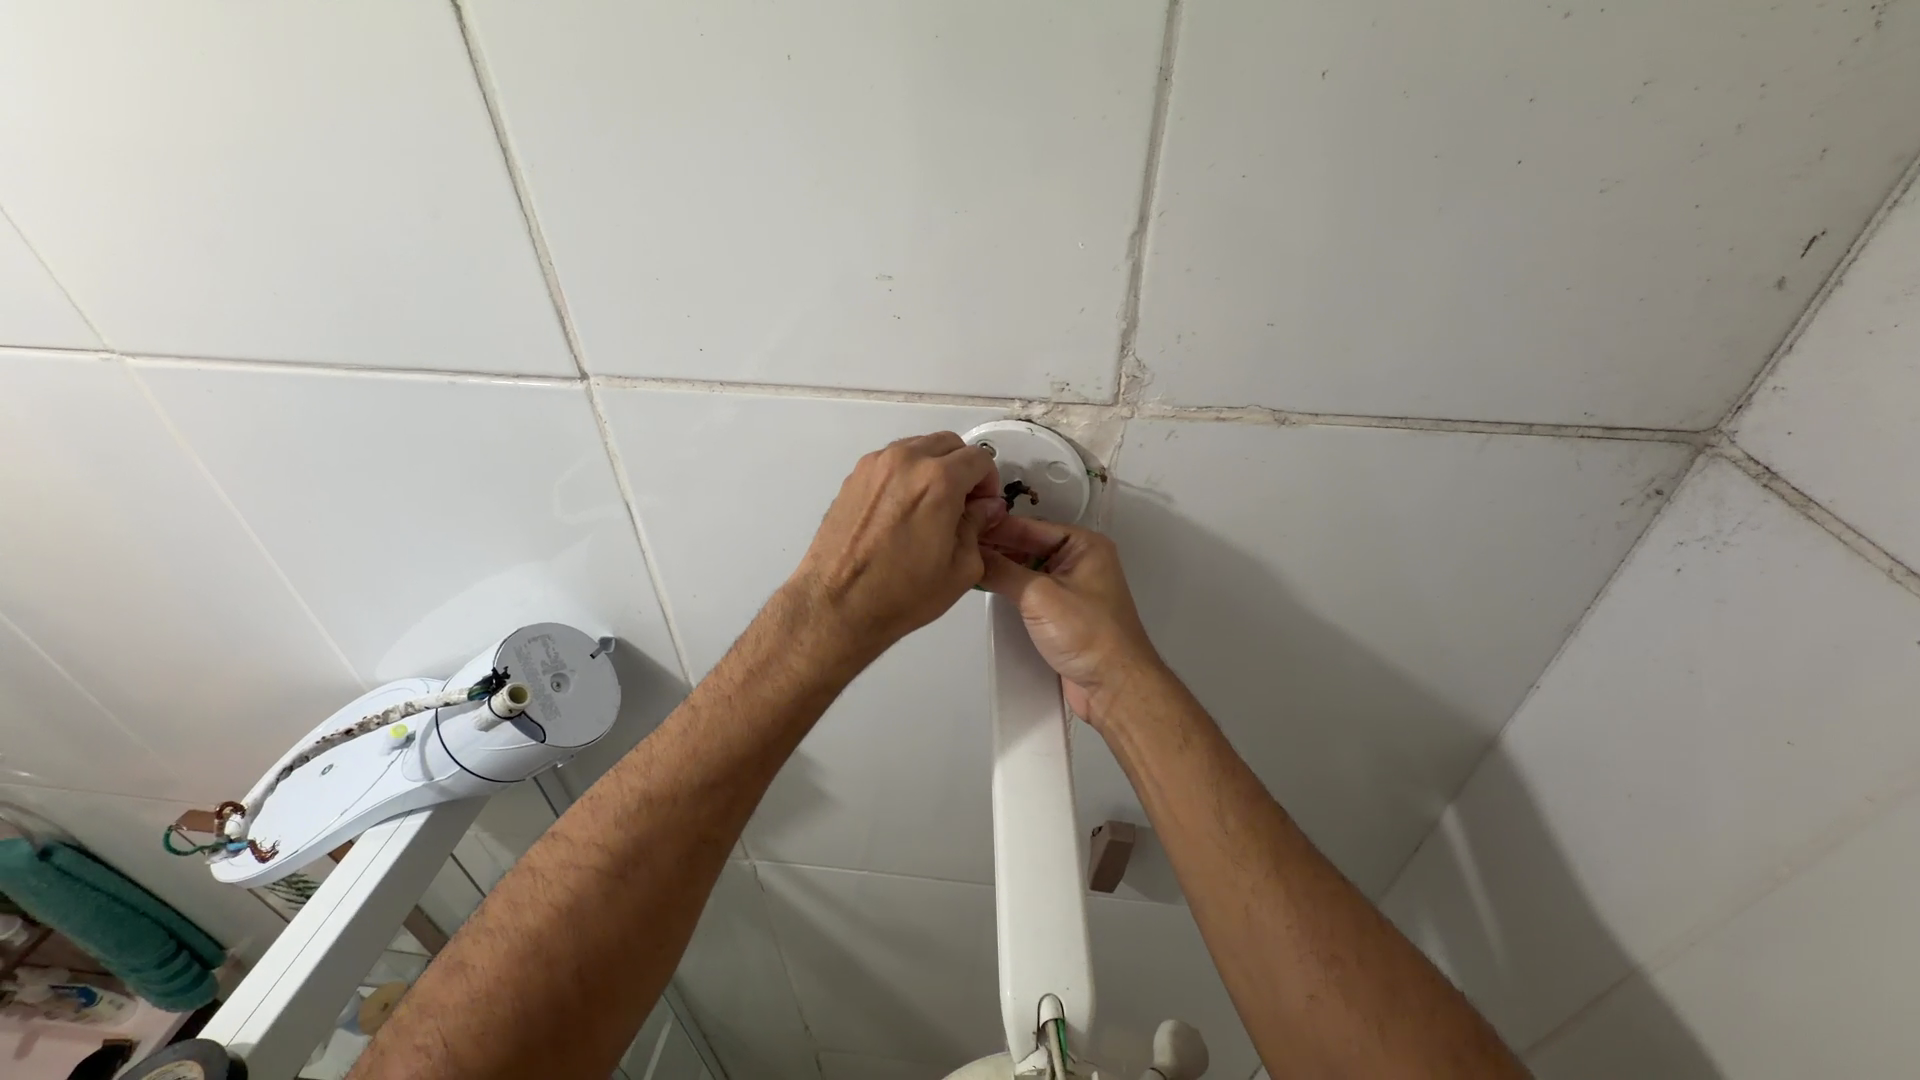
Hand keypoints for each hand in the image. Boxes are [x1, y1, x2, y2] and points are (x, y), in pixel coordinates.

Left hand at [787, 432, 1006, 663]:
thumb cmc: (902, 593)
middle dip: (964, 469)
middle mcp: (906, 461)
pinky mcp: (854, 477)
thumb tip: (985, 509)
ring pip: (919, 448)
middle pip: (950, 444)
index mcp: (938, 480)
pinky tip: (903, 511)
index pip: (980, 458)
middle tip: (963, 505)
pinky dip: (906, 475)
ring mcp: (875, 465)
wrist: (838, 604)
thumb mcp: (960, 568)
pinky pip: (892, 462)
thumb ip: (978, 527)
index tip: (984, 508)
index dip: (989, 483)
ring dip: (934, 467)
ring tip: (932, 507)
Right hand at [977, 517, 1166, 728]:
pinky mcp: (1064, 611)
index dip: (995, 526)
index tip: (960, 525)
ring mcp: (1072, 586)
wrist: (1115, 686)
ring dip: (1001, 566)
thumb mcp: (1039, 596)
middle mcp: (1079, 560)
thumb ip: (1002, 571)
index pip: (1030, 526)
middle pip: (1028, 544)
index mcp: (1083, 544)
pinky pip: (1031, 589)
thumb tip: (970, 553)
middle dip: (995, 546)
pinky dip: (1010, 586)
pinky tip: (985, 585)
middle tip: (955, 546)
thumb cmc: (1087, 634)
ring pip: (1027, 567)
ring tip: (964, 563)